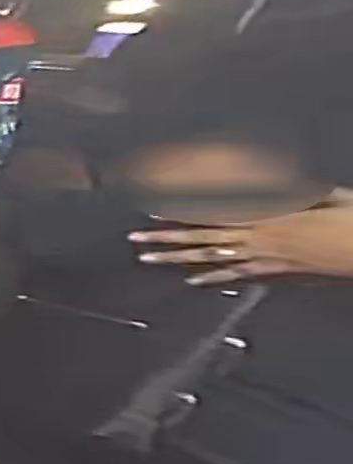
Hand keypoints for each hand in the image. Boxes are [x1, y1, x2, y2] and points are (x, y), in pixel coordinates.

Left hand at [130, 188, 352, 284]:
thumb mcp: (331, 197)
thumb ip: (299, 192)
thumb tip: (277, 183)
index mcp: (267, 216)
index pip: (213, 214)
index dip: (181, 213)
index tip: (151, 212)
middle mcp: (257, 236)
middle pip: (200, 236)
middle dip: (164, 236)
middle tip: (133, 237)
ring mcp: (264, 254)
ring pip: (210, 256)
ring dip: (176, 257)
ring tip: (146, 257)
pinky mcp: (278, 268)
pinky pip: (239, 273)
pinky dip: (215, 277)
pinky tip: (192, 281)